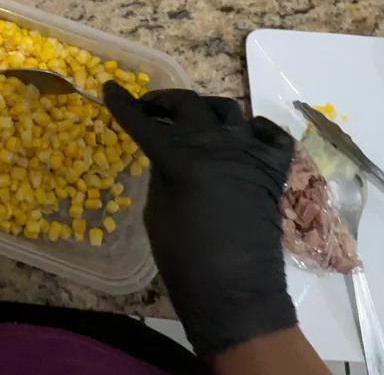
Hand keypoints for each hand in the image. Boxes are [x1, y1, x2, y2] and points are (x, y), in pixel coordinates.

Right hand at [104, 84, 297, 359]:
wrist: (237, 295)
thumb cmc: (184, 259)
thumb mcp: (156, 210)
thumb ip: (161, 170)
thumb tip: (166, 150)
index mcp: (180, 158)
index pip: (142, 120)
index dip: (122, 103)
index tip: (109, 88)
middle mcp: (215, 145)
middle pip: (186, 103)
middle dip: (162, 102)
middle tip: (150, 110)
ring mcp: (249, 153)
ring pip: (227, 109)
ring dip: (205, 110)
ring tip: (194, 121)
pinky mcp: (273, 169)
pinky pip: (271, 134)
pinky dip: (257, 130)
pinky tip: (244, 136)